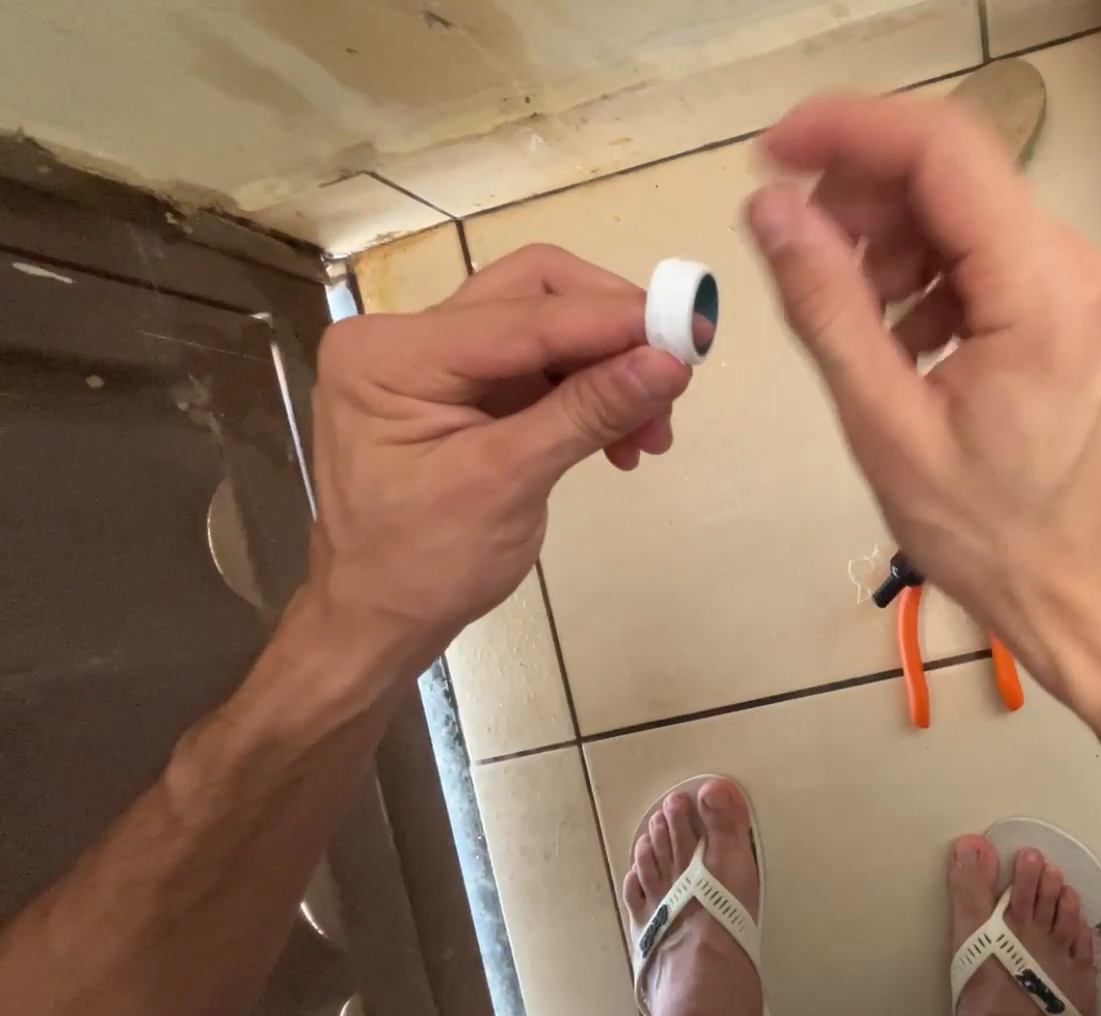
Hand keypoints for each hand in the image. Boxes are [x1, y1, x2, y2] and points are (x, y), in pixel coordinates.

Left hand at [303, 244, 692, 677]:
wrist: (383, 614)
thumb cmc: (426, 562)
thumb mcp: (508, 483)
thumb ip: (588, 413)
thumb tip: (670, 363)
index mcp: (394, 354)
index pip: (524, 314)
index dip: (615, 318)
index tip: (693, 331)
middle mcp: (413, 339)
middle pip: (537, 293)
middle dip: (615, 329)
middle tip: (673, 374)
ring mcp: (445, 363)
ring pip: (555, 330)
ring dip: (617, 369)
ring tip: (653, 433)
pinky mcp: (477, 391)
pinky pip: (555, 370)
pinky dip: (601, 396)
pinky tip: (624, 442)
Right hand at [744, 96, 1100, 701]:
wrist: (1065, 584)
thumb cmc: (984, 532)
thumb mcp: (887, 427)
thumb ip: (827, 308)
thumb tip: (772, 210)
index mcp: (1042, 294)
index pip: (943, 151)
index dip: (848, 132)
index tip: (772, 156)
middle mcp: (1078, 270)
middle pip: (956, 176)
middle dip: (865, 198)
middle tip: (803, 253)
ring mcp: (1082, 289)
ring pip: (967, 214)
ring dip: (894, 243)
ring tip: (854, 318)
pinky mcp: (1071, 313)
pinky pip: (988, 259)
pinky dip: (931, 278)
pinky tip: (903, 338)